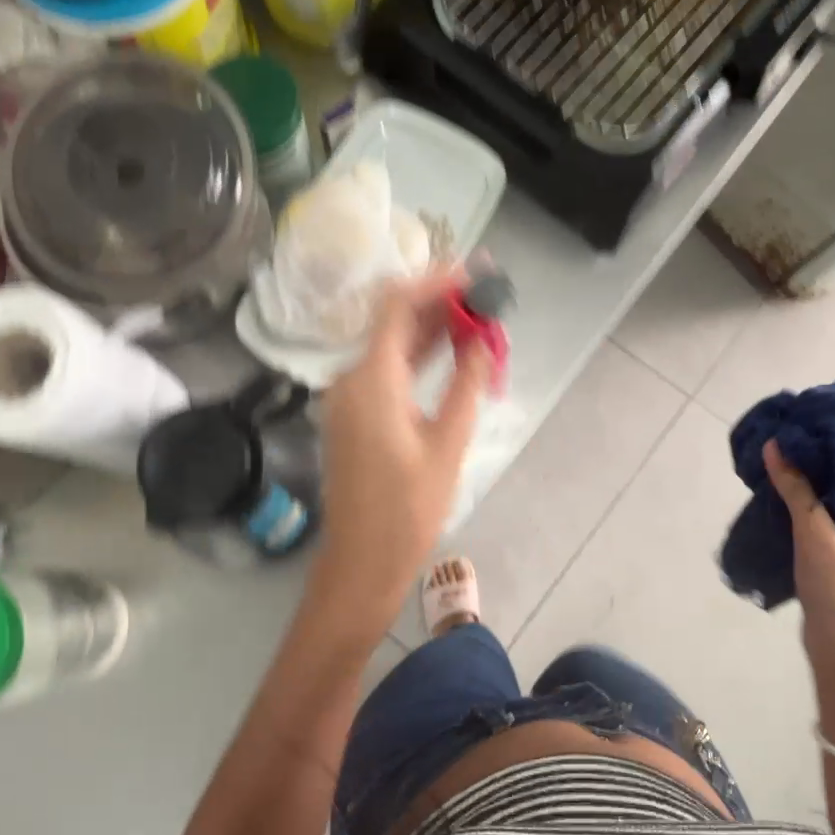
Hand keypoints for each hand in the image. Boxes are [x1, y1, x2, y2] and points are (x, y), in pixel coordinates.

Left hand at [319, 270, 492, 590]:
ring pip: (391, 346)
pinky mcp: (353, 415)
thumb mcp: (448, 445)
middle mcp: (350, 378)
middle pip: (394, 322)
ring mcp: (347, 397)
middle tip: (487, 297)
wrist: (362, 560)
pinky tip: (454, 355)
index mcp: (370, 379)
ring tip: (481, 321)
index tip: (476, 275)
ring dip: (432, 331)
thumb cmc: (407, 510)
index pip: (398, 305)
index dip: (436, 282)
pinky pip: (386, 371)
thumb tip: (483, 339)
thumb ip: (466, 383)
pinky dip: (418, 358)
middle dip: (440, 305)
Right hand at [762, 439, 834, 678]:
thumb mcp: (817, 536)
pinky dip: (808, 496)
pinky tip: (782, 485)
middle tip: (792, 428)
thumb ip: (797, 489)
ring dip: (813, 475)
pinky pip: (829, 509)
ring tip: (782, 451)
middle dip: (825, 451)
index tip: (816, 412)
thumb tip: (776, 444)